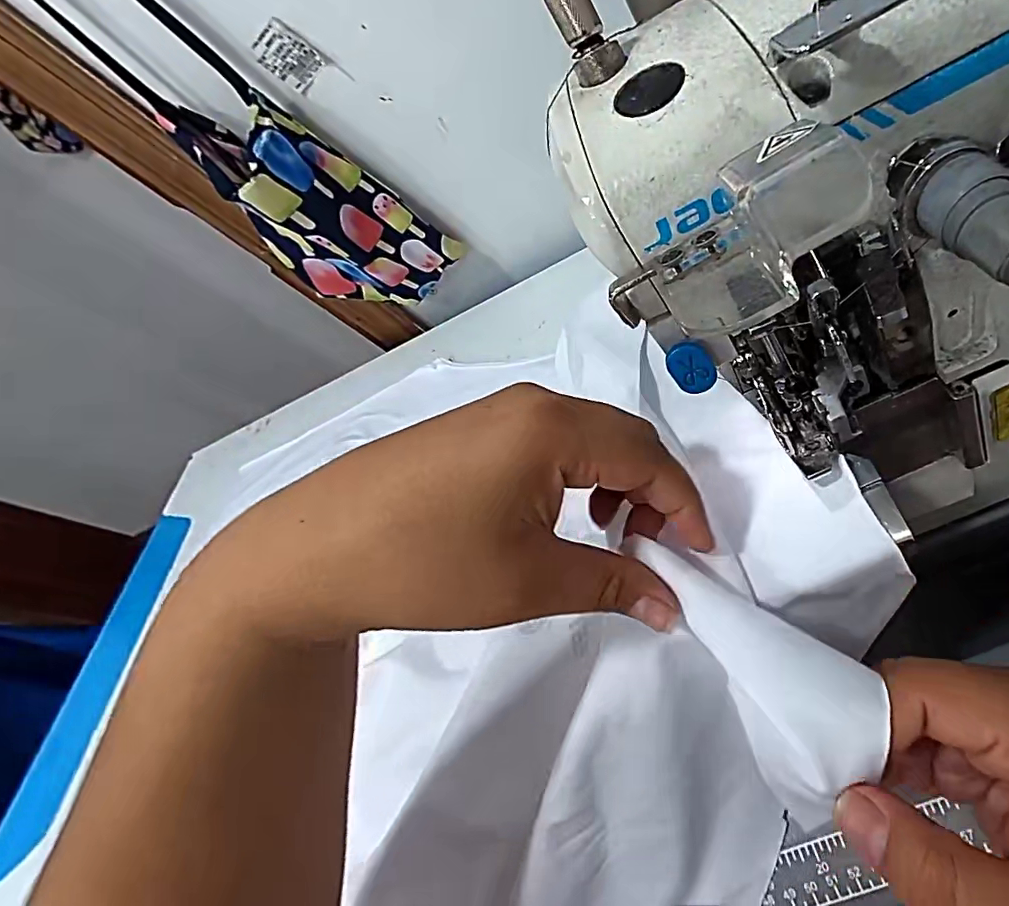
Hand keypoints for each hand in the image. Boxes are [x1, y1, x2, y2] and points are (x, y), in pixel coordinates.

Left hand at [181, 382, 715, 642]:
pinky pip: (556, 437)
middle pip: (626, 437)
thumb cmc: (425, 564)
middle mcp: (535, 402)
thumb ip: (614, 583)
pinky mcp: (480, 424)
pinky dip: (582, 472)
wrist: (307, 552)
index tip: (701, 554)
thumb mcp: (530, 581)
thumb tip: (672, 605)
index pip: (648, 457)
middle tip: (659, 547)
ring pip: (592, 434)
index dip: (684, 506)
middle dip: (655, 491)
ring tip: (610, 532)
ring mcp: (503, 408)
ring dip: (619, 479)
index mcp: (554, 427)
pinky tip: (564, 512)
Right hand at [833, 658, 1008, 905]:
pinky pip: (931, 743)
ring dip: (878, 755)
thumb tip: (851, 808)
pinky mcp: (1000, 755)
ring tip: (848, 794)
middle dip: (866, 735)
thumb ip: (932, 867)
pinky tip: (881, 801)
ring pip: (914, 715)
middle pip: (912, 692)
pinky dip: (900, 770)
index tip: (831, 769)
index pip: (919, 687)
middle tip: (828, 783)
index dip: (866, 721)